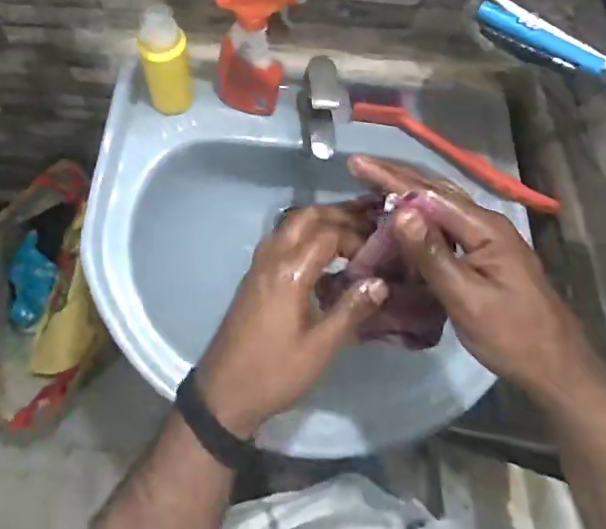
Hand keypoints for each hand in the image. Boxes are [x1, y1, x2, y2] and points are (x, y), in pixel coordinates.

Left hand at [192, 204, 386, 435]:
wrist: (224, 392)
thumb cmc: (276, 371)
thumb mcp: (320, 347)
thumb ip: (351, 309)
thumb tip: (381, 281)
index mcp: (289, 270)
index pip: (328, 234)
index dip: (355, 237)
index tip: (375, 253)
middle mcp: (272, 256)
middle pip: (307, 215)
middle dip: (338, 214)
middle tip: (367, 222)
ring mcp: (259, 262)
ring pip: (291, 222)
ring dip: (320, 220)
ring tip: (349, 230)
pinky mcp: (254, 273)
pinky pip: (281, 237)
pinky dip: (304, 233)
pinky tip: (320, 254)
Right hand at [348, 154, 598, 402]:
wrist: (559, 369)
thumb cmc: (513, 336)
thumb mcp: (468, 299)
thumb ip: (432, 255)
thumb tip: (400, 211)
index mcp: (484, 227)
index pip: (428, 193)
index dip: (390, 177)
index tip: (356, 163)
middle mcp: (486, 223)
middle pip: (434, 190)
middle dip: (395, 176)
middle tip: (358, 166)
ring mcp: (488, 238)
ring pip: (440, 204)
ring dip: (407, 192)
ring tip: (374, 183)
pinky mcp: (485, 254)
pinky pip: (446, 223)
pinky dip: (420, 215)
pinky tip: (404, 220)